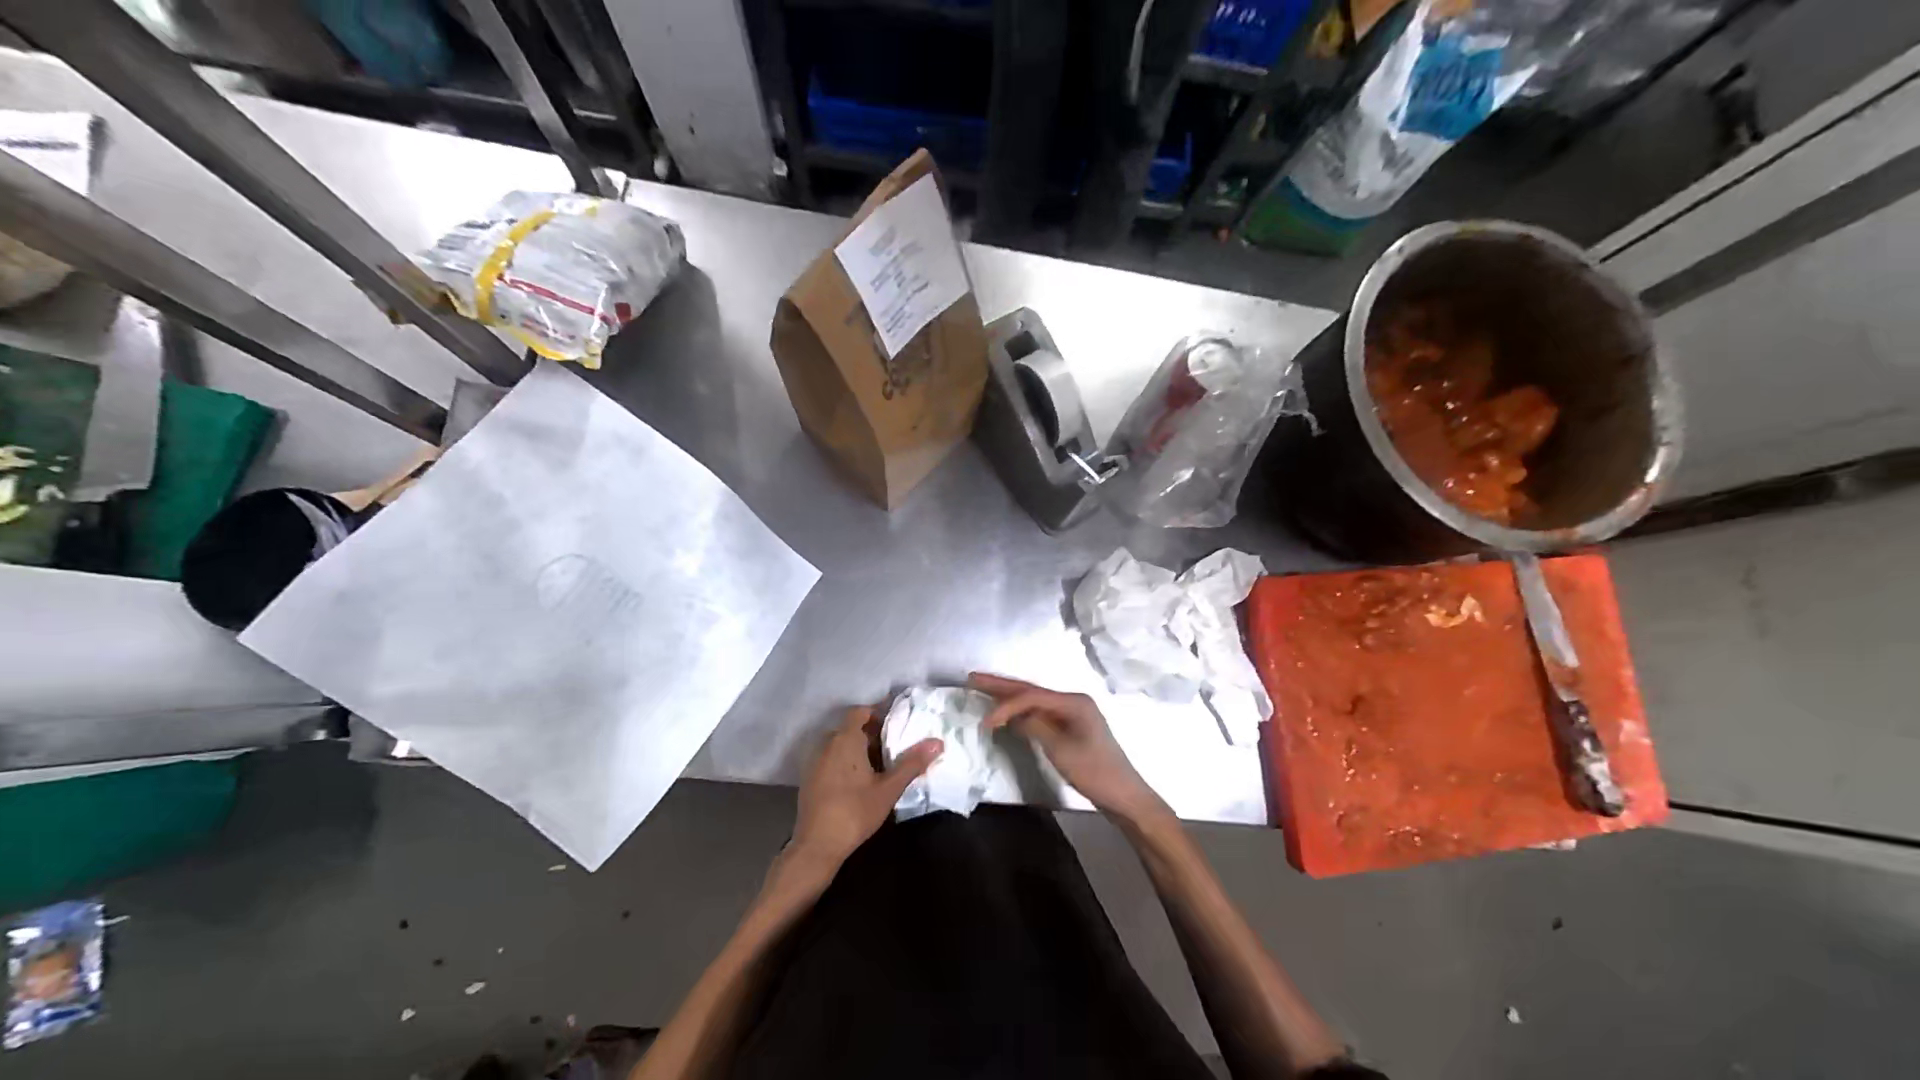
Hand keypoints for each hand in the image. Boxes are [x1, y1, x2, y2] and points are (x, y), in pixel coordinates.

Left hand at [791, 705, 940, 868]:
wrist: (817, 846)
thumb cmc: (855, 812)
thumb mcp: (888, 789)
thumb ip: (912, 764)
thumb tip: (938, 742)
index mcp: (845, 740)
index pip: (859, 712)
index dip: (876, 713)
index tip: (894, 725)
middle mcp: (826, 744)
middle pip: (849, 728)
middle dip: (870, 733)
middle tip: (893, 747)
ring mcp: (814, 762)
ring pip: (839, 745)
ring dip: (857, 749)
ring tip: (879, 765)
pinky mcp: (809, 779)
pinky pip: (829, 759)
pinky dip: (844, 762)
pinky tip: (858, 782)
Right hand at [971, 673, 1166, 822]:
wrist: (1123, 795)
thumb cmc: (1094, 771)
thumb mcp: (1060, 749)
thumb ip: (1035, 727)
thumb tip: (1014, 715)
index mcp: (1073, 702)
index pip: (1031, 696)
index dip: (1005, 705)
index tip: (985, 722)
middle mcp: (1073, 701)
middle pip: (1031, 690)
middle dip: (1002, 685)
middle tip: (973, 678)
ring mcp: (1073, 714)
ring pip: (1035, 701)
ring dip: (1009, 697)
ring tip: (983, 689)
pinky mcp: (1071, 728)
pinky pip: (1041, 713)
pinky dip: (1021, 712)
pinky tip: (1007, 713)